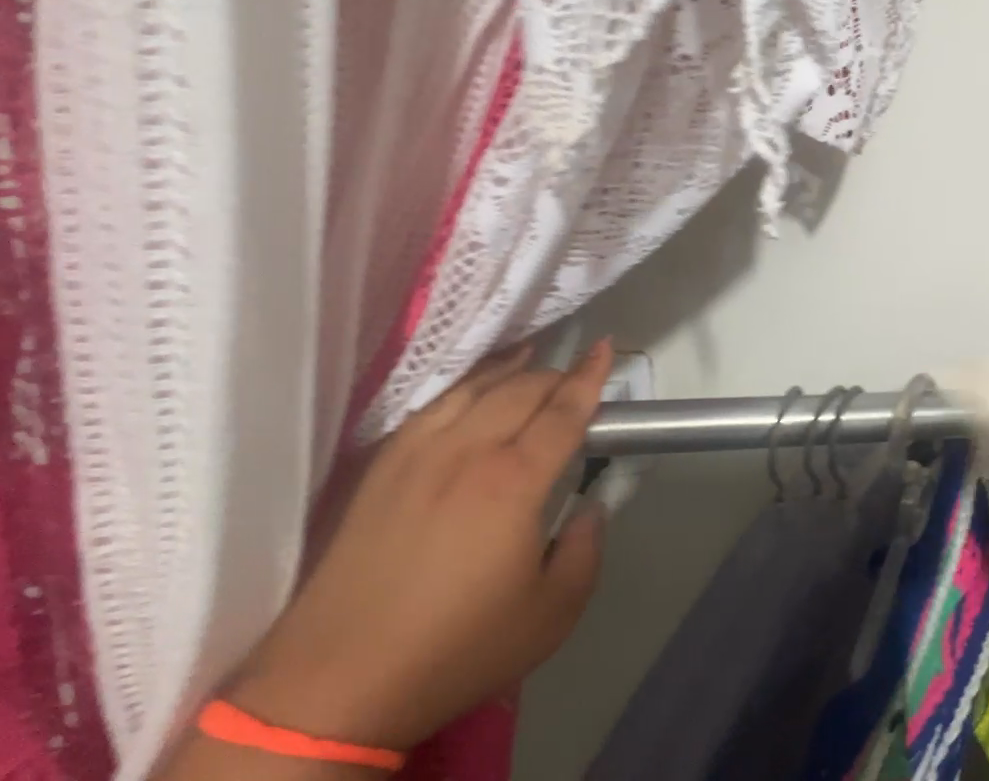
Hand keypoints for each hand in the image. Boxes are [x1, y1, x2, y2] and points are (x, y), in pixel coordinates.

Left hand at [226, 341, 613, 751]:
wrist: (339, 682)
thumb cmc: (459, 647)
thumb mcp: (554, 611)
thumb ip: (585, 547)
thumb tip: (590, 508)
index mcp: (514, 482)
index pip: (562, 411)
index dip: (590, 377)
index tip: (607, 348)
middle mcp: (466, 453)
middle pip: (519, 390)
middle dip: (556, 374)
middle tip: (578, 376)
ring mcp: (415, 456)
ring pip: (471, 389)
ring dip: (508, 369)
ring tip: (528, 358)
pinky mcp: (379, 471)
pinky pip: (430, 407)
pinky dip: (462, 387)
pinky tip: (470, 392)